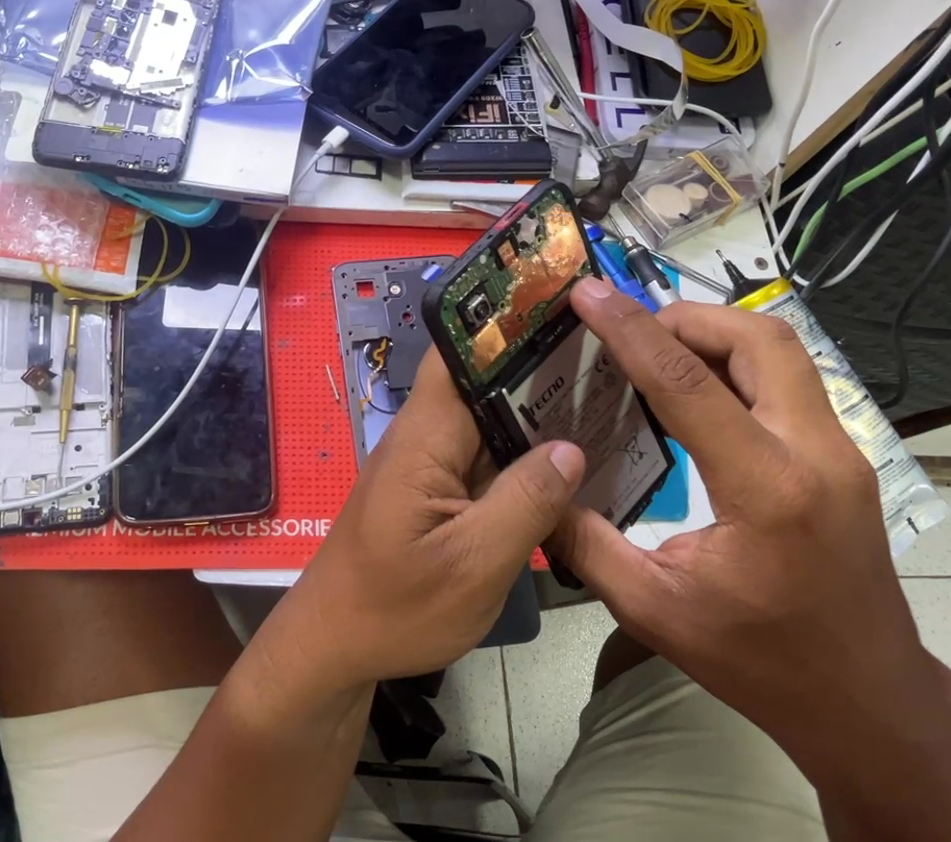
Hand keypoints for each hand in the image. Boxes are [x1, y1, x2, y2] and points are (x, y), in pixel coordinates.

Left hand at [259, 349, 586, 690]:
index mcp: (425, 439)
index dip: (505, 323)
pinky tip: (574, 461)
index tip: (563, 303)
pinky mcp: (436, 493)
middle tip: (615, 356)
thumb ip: (524, 504)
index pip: (460, 356)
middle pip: (484, 384)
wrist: (335, 647)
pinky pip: (486, 460)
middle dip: (541, 367)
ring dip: (539, 414)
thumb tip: (571, 447)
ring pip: (490, 423)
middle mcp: (425, 439)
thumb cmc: (395, 608)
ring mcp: (430, 466)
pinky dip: (525, 458)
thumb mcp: (472, 565)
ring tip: (610, 396)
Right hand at [545, 281, 950, 770]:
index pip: (689, 383)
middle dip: (687, 316)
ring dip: (717, 334)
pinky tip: (694, 392)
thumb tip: (541, 480)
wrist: (867, 703)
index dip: (631, 331)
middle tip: (626, 327)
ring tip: (654, 348)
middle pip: (760, 339)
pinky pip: (790, 383)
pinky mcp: (844, 460)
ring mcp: (842, 453)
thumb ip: (586, 541)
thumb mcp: (652, 609)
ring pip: (783, 353)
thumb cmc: (760, 661)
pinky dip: (737, 365)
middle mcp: (816, 454)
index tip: (588, 294)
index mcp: (766, 490)